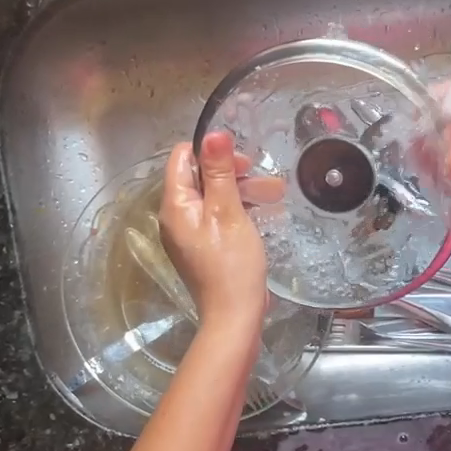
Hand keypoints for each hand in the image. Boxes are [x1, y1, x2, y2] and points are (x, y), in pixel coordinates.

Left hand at [160, 132, 268, 333]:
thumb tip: (213, 134)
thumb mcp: (229, 211)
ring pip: (212, 199)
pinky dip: (238, 212)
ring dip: (242, 192)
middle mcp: (175, 218)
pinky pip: (217, 219)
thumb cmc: (232, 264)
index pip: (182, 158)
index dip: (211, 152)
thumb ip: (219, 172)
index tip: (240, 160)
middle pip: (198, 178)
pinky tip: (263, 213)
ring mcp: (188, 235)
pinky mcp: (203, 249)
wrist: (233, 316)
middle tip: (263, 179)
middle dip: (233, 173)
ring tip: (275, 194)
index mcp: (175, 206)